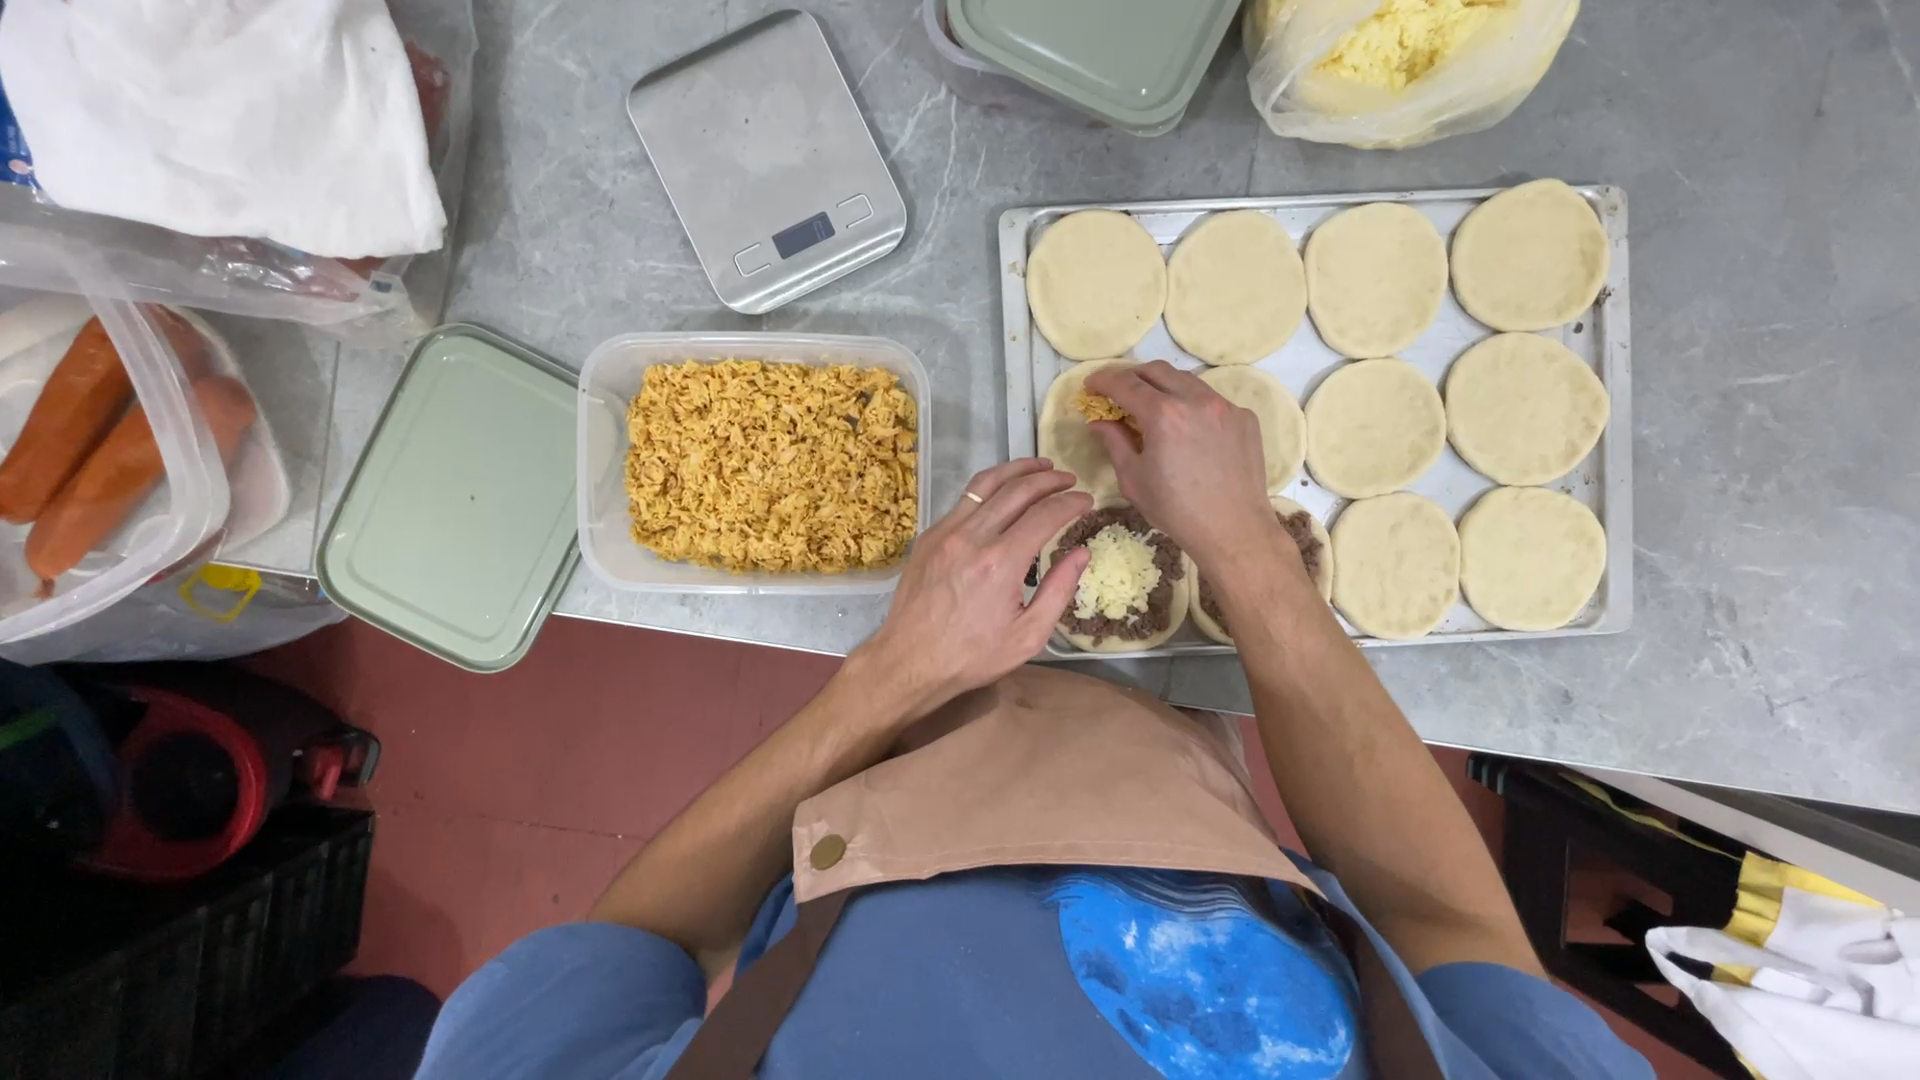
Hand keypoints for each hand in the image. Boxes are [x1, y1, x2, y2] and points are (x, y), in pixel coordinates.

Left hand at [854, 458, 1092, 716]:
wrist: (910, 661)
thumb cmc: (973, 657)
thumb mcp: (1028, 635)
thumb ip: (1060, 590)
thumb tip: (1082, 553)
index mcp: (1001, 563)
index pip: (1045, 515)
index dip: (1071, 503)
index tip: (1087, 501)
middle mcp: (972, 538)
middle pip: (1017, 490)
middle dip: (1049, 480)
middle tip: (1069, 479)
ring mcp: (946, 532)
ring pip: (986, 485)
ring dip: (1017, 470)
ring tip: (1040, 467)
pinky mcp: (929, 536)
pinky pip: (964, 500)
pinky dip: (989, 488)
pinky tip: (1003, 492)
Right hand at [1083, 360, 1282, 569]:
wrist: (1233, 529)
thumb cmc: (1175, 510)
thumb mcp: (1134, 479)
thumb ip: (1115, 442)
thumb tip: (1099, 422)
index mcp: (1164, 415)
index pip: (1126, 383)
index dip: (1103, 380)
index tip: (1091, 386)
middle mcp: (1196, 400)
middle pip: (1157, 370)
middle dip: (1132, 376)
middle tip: (1119, 392)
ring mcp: (1225, 407)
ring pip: (1188, 381)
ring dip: (1164, 386)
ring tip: (1152, 406)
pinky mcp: (1244, 419)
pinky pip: (1212, 401)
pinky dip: (1192, 405)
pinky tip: (1187, 429)